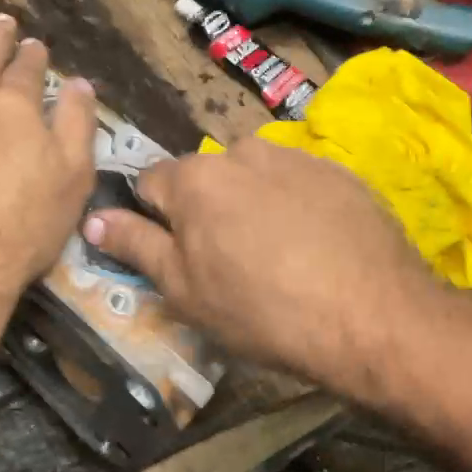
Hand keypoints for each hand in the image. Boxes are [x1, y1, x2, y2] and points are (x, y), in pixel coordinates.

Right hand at [82, 139, 450, 384]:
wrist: (379, 320)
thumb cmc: (264, 310)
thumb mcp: (184, 289)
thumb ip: (134, 244)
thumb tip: (93, 217)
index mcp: (193, 178)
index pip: (150, 185)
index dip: (157, 222)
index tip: (180, 257)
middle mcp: (238, 151)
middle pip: (204, 179)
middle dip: (207, 211)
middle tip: (231, 264)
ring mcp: (293, 157)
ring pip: (251, 178)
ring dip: (251, 204)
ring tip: (280, 256)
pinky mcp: (339, 172)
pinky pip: (298, 183)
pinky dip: (296, 206)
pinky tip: (317, 248)